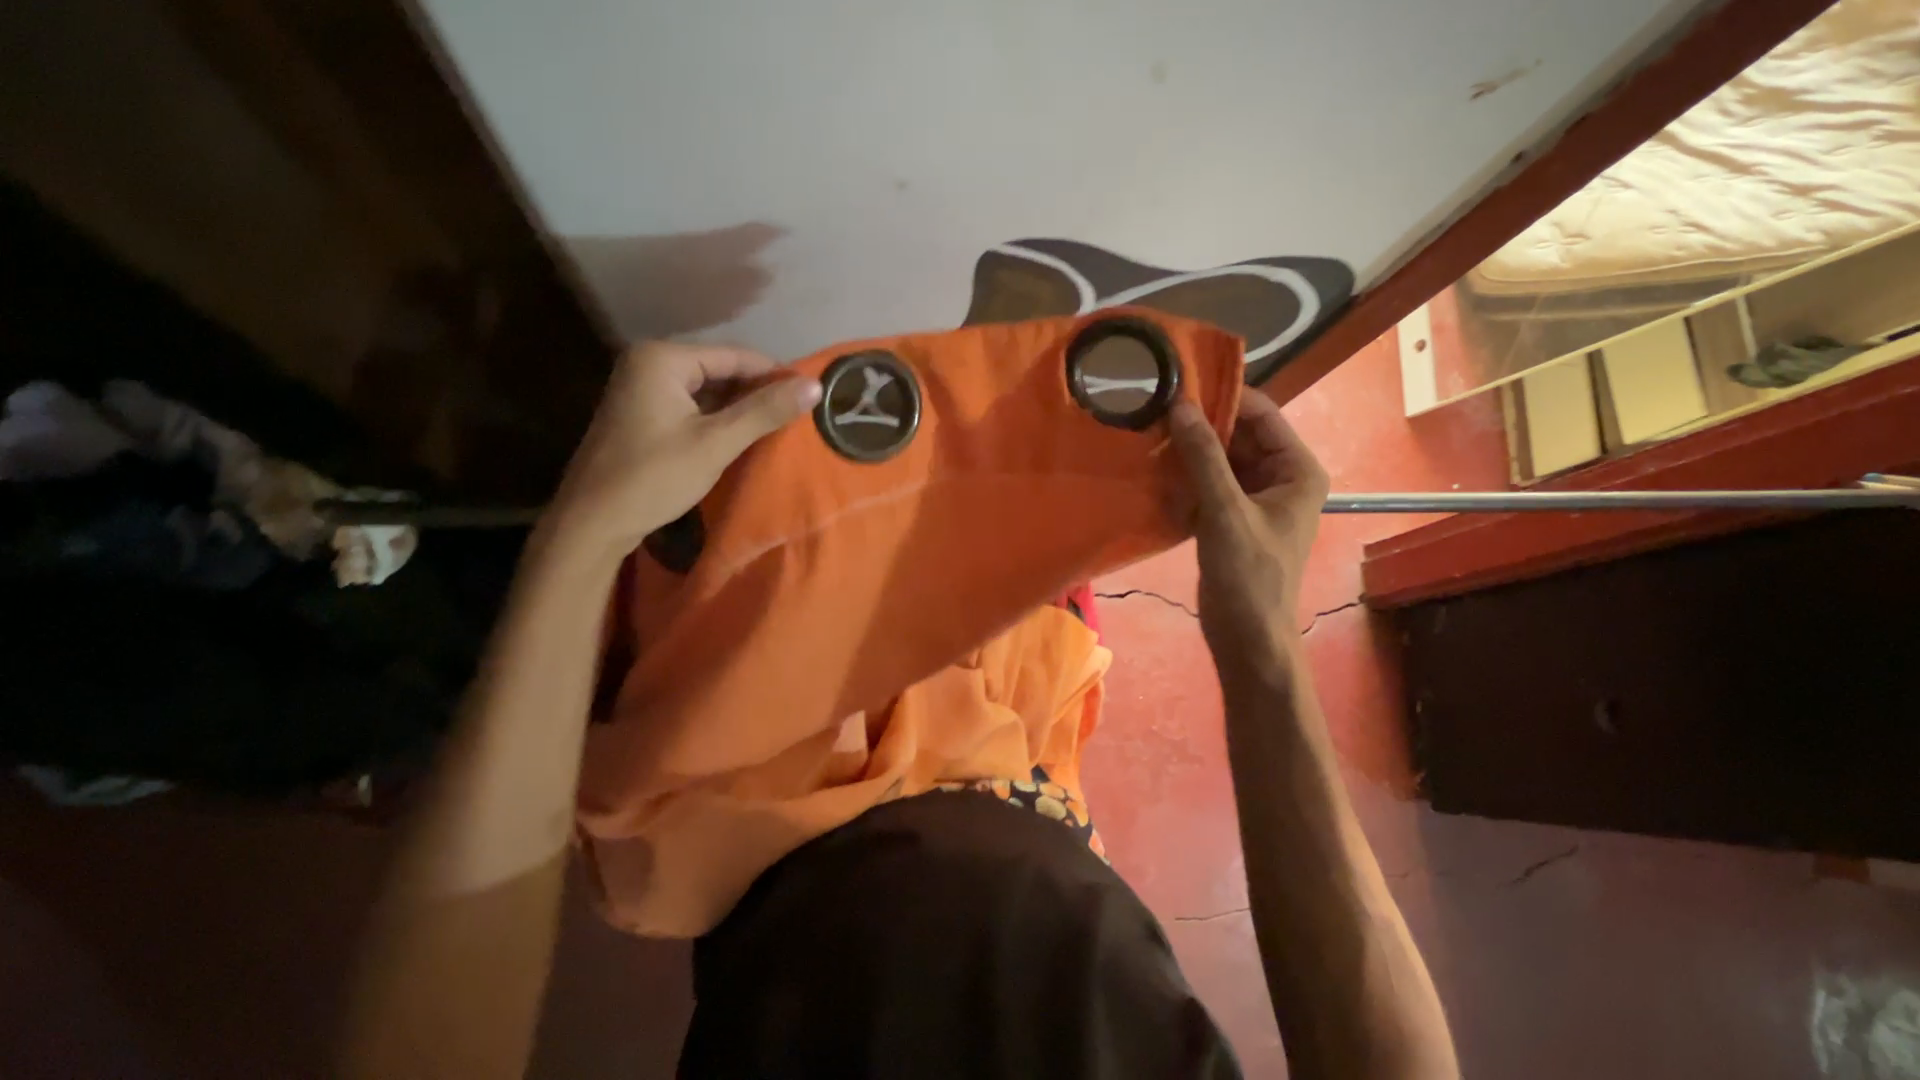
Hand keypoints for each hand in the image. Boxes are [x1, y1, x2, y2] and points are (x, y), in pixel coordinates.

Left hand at [549, 341, 820, 553]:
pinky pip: (690, 407)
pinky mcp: (640, 415)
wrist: (591, 522)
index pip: (735, 356)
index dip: (775, 376)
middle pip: (719, 370)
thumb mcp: (715, 443)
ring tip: (776, 429)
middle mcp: (648, 363)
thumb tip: (816, 386)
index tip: (811, 397)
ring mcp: (640, 389)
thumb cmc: (653, 477)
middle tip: (797, 416)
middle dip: (756, 393)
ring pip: (706, 391)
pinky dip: (715, 421)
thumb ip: (764, 412)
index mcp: (662, 358)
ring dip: (738, 409)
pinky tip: (740, 440)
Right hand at [1167, 394, 1328, 663]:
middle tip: (1155, 407)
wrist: (1246, 637)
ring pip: (1220, 458)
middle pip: (1239, 434)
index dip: (1224, 397)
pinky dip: (1186, 475)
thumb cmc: (1248, 575)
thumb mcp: (1226, 512)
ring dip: (1189, 449)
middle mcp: (1281, 476)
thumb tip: (1180, 405)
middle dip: (1201, 423)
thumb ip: (1204, 457)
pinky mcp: (1232, 517)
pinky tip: (1155, 466)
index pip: (1262, 414)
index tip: (1179, 384)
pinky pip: (1209, 482)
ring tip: (1149, 430)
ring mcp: (1256, 497)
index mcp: (1297, 469)